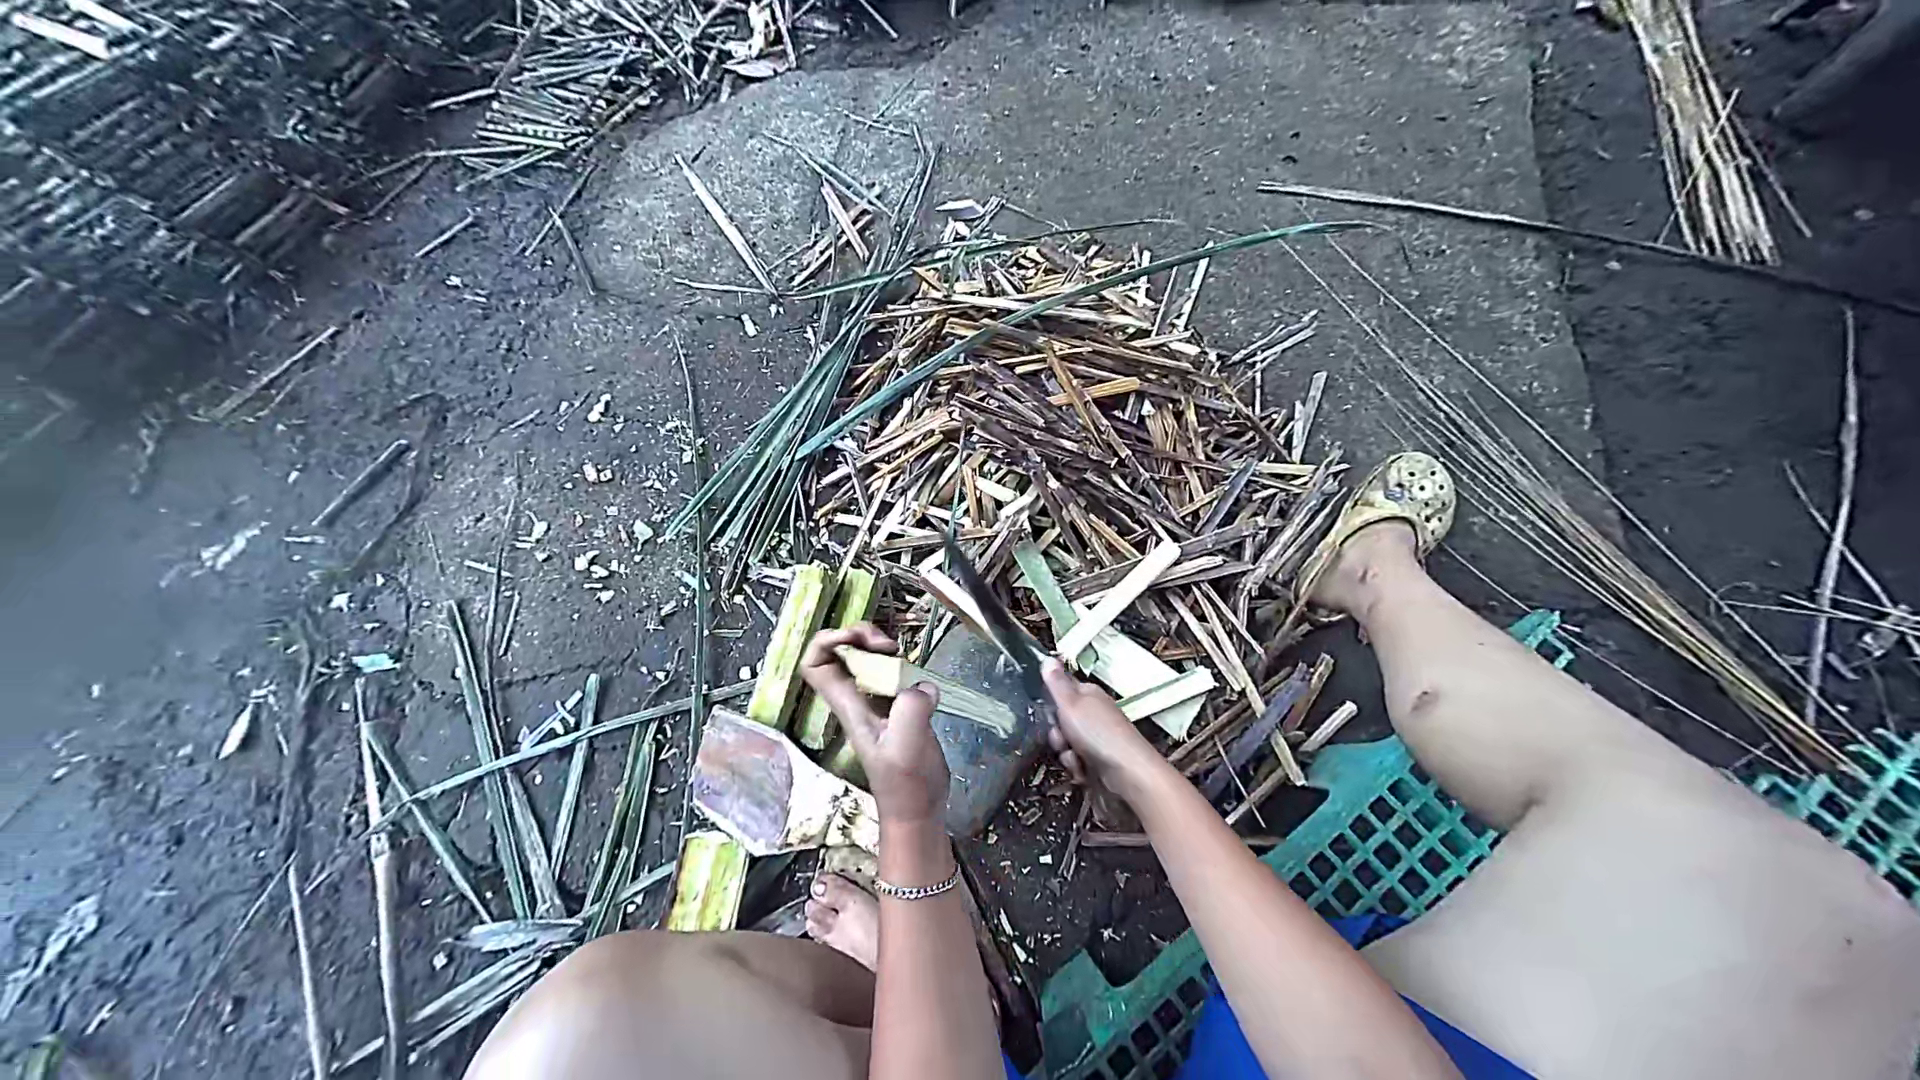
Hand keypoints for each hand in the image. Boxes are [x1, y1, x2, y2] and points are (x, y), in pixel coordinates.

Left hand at [800, 624, 950, 826]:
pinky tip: (916, 672)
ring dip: (880, 646)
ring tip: (899, 653)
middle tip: (886, 644)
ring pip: (866, 658)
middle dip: (860, 636)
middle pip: (841, 652)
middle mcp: (857, 699)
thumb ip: (910, 711)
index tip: (859, 640)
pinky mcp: (898, 706)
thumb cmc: (906, 785)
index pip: (815, 664)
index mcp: (849, 706)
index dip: (828, 642)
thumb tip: (921, 686)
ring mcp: (876, 702)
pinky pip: (891, 672)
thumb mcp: (907, 747)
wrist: (919, 810)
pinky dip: (901, 662)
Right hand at [1041, 659, 1168, 802]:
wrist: (1127, 772)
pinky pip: (1077, 761)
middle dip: (1057, 734)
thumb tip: (1048, 658)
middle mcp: (1093, 714)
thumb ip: (1056, 682)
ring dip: (1066, 754)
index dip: (1051, 704)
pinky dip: (1077, 767)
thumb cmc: (1099, 733)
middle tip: (1063, 738)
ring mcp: (1097, 737)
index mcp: (1088, 694)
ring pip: (1066, 744)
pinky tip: (1084, 770)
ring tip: (1077, 758)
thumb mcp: (1070, 703)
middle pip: (1060, 721)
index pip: (1061, 691)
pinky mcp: (1099, 760)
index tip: (1049, 713)